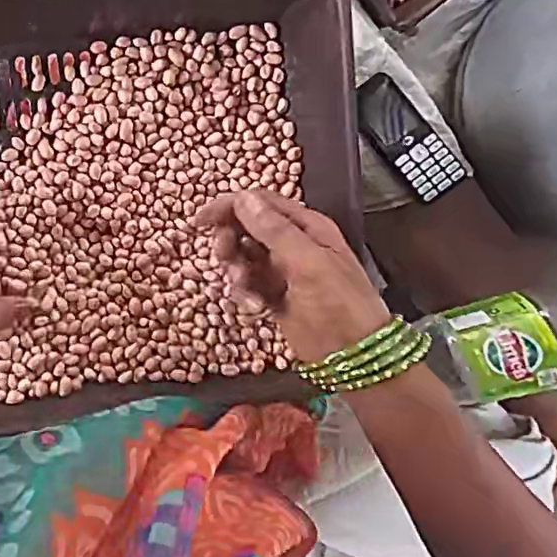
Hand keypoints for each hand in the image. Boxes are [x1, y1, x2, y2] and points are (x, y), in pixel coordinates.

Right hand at [193, 188, 392, 362]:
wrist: (354, 356)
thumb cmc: (340, 305)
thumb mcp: (308, 263)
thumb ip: (275, 230)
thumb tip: (242, 199)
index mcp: (307, 227)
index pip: (261, 203)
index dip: (229, 206)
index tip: (201, 221)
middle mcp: (292, 243)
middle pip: (246, 228)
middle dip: (230, 242)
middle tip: (226, 261)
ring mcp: (281, 270)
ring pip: (242, 256)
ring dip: (235, 270)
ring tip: (244, 290)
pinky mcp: (273, 294)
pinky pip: (246, 283)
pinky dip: (243, 293)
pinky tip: (255, 307)